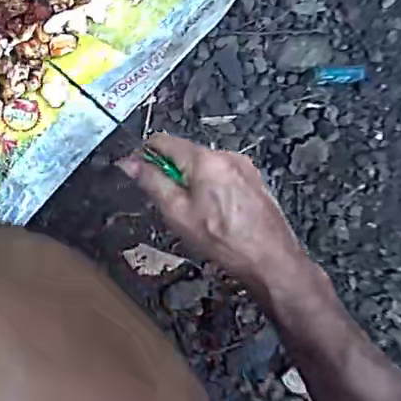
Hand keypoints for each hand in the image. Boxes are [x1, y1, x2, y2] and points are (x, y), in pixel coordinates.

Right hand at [116, 133, 318, 303]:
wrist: (271, 260)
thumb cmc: (225, 240)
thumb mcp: (176, 212)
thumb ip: (151, 182)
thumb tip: (129, 164)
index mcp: (204, 159)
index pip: (162, 140)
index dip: (143, 155)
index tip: (136, 172)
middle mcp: (226, 156)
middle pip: (183, 153)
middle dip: (168, 172)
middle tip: (166, 202)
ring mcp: (242, 167)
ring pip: (202, 165)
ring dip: (188, 181)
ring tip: (191, 212)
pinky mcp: (252, 180)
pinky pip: (220, 174)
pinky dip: (208, 187)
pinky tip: (211, 213)